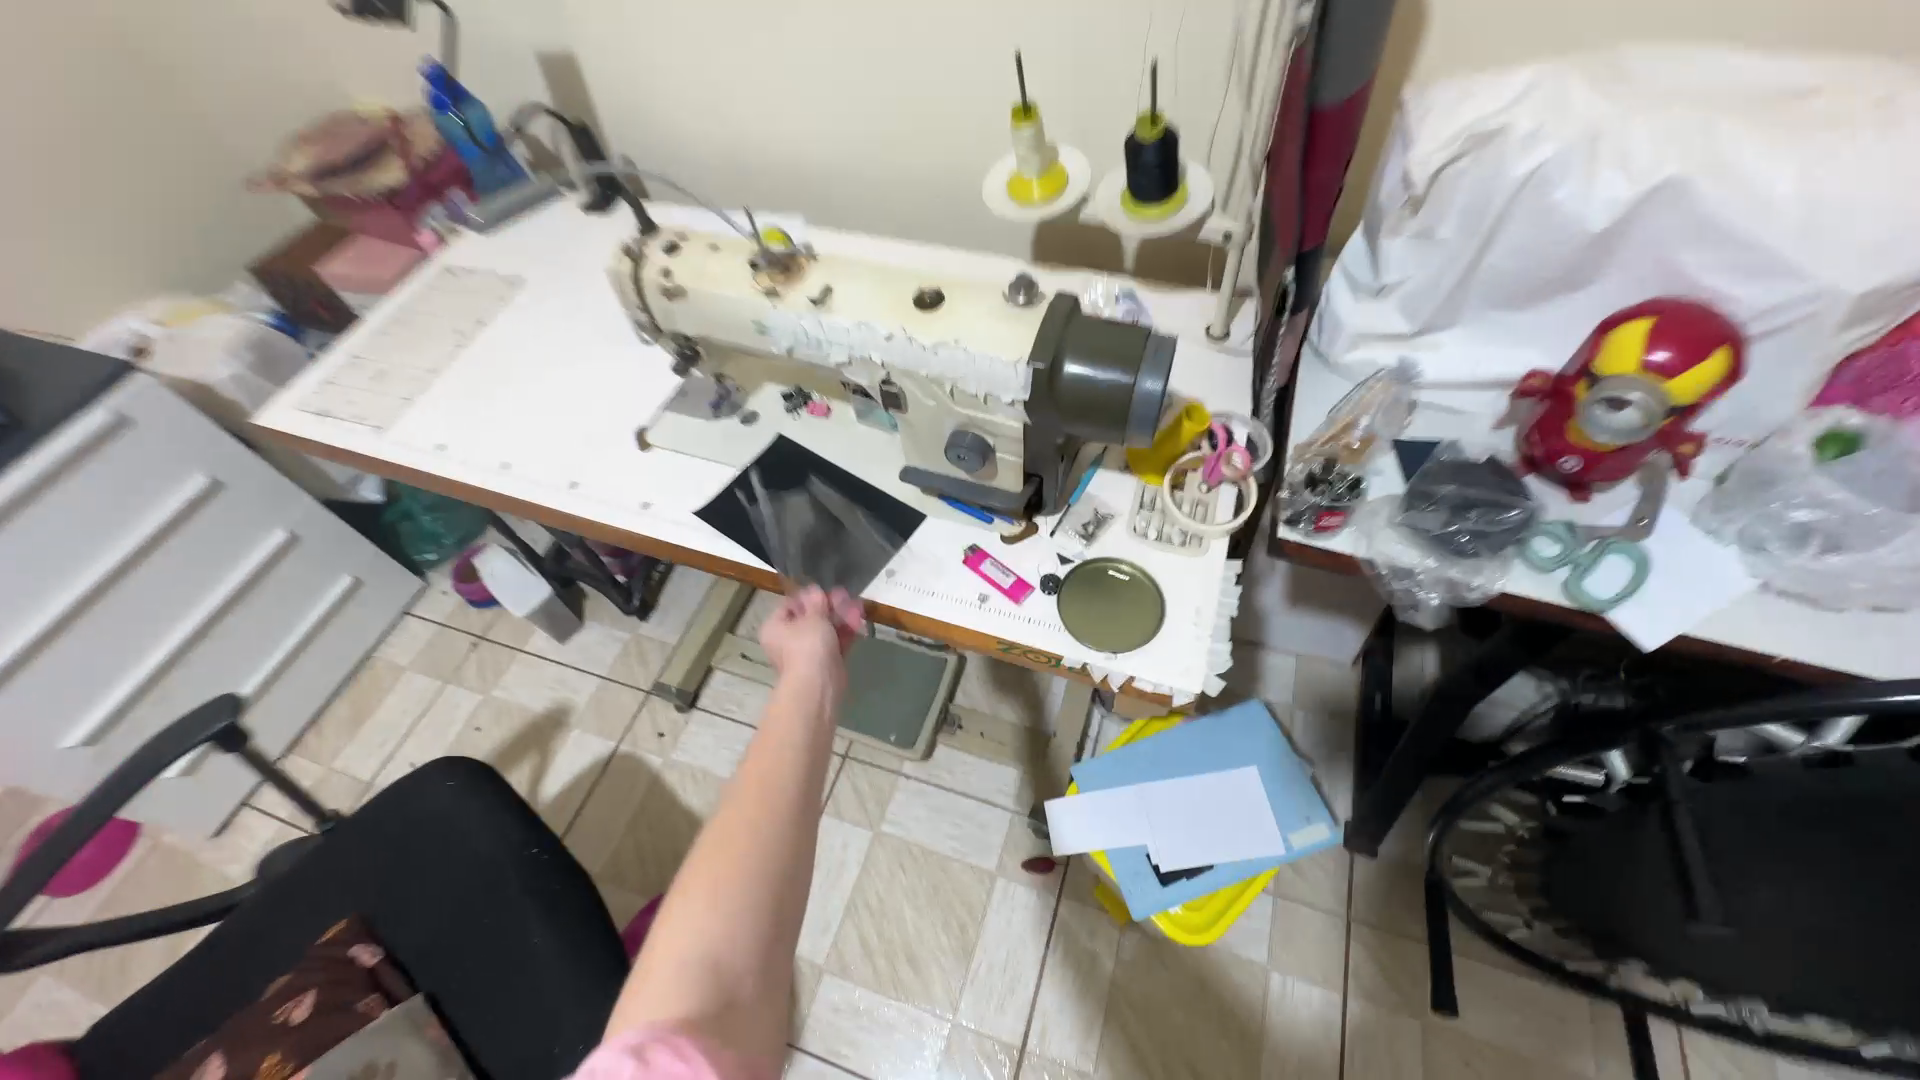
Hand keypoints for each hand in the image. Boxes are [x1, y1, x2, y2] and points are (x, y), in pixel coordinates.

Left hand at [758, 586, 865, 688]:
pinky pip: (834, 643)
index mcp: (775, 627)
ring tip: (857, 606)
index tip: (825, 591)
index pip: (789, 605)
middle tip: (845, 596)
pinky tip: (859, 621)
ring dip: (841, 618)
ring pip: (825, 630)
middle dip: (830, 607)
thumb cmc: (808, 645)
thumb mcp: (813, 617)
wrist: (818, 684)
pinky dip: (845, 633)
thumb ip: (817, 601)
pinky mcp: (824, 662)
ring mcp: (806, 652)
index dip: (808, 597)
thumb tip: (814, 590)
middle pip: (810, 617)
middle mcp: (787, 640)